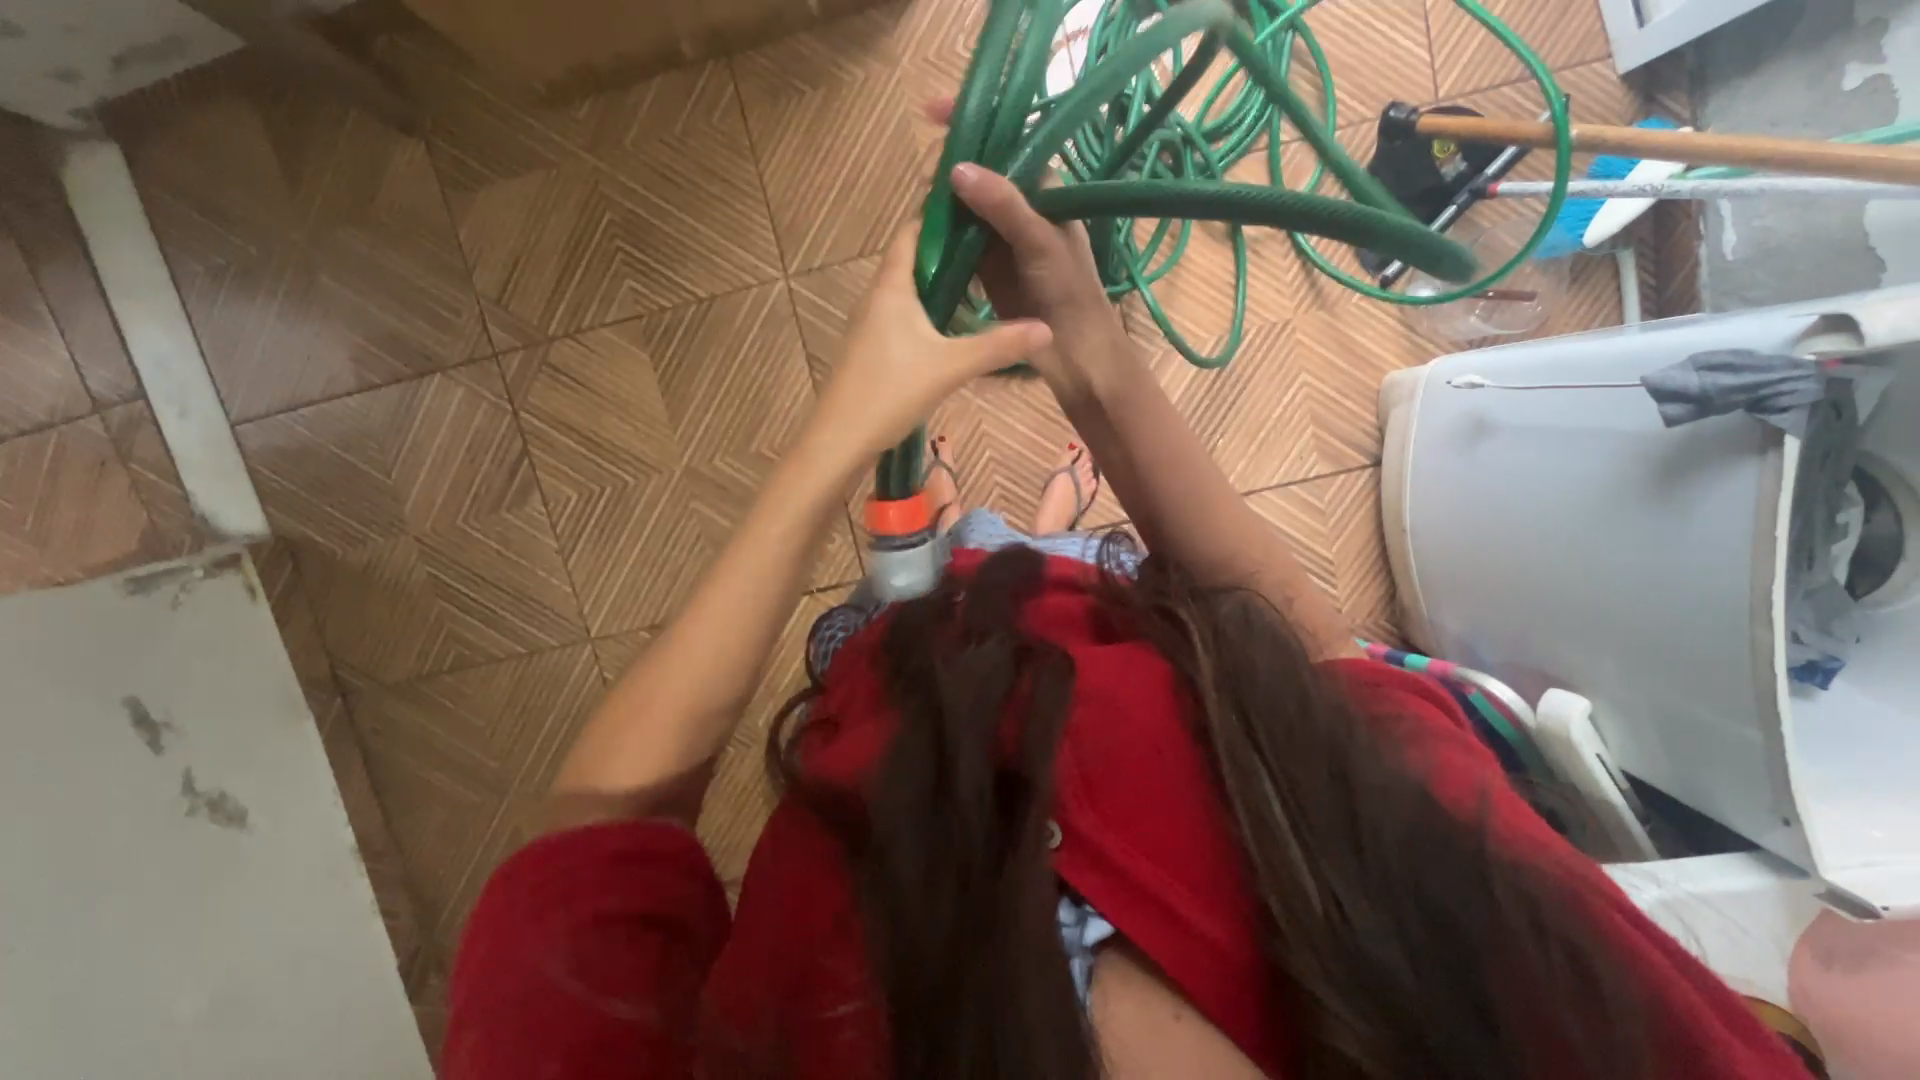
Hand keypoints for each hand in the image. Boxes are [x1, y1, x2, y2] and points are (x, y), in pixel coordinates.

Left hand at [803, 221, 1051, 472]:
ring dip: (939, 279)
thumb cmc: (889, 392)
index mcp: (892, 285)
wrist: (839, 439)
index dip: (943, 213)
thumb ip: (999, 346)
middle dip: (949, 246)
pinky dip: (928, 307)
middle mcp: (877, 295)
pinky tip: (952, 323)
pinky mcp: (871, 347)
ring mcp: (870, 322)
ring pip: (908, 288)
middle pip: (912, 255)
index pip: (914, 229)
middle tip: (992, 242)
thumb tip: (1048, 328)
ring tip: (980, 277)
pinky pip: (902, 313)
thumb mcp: (951, 367)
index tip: (980, 205)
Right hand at [921, 99, 1129, 390]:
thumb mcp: (1038, 240)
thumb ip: (1003, 204)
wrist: (1073, 351)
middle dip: (948, 163)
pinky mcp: (982, 266)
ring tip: (917, 198)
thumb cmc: (1068, 290)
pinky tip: (919, 228)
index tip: (933, 111)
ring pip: (962, 205)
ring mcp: (998, 236)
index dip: (973, 121)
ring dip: (939, 199)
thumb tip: (957, 168)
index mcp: (1042, 188)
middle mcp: (1018, 206)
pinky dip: (938, 232)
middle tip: (924, 174)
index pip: (1006, 141)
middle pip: (977, 170)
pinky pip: (955, 239)